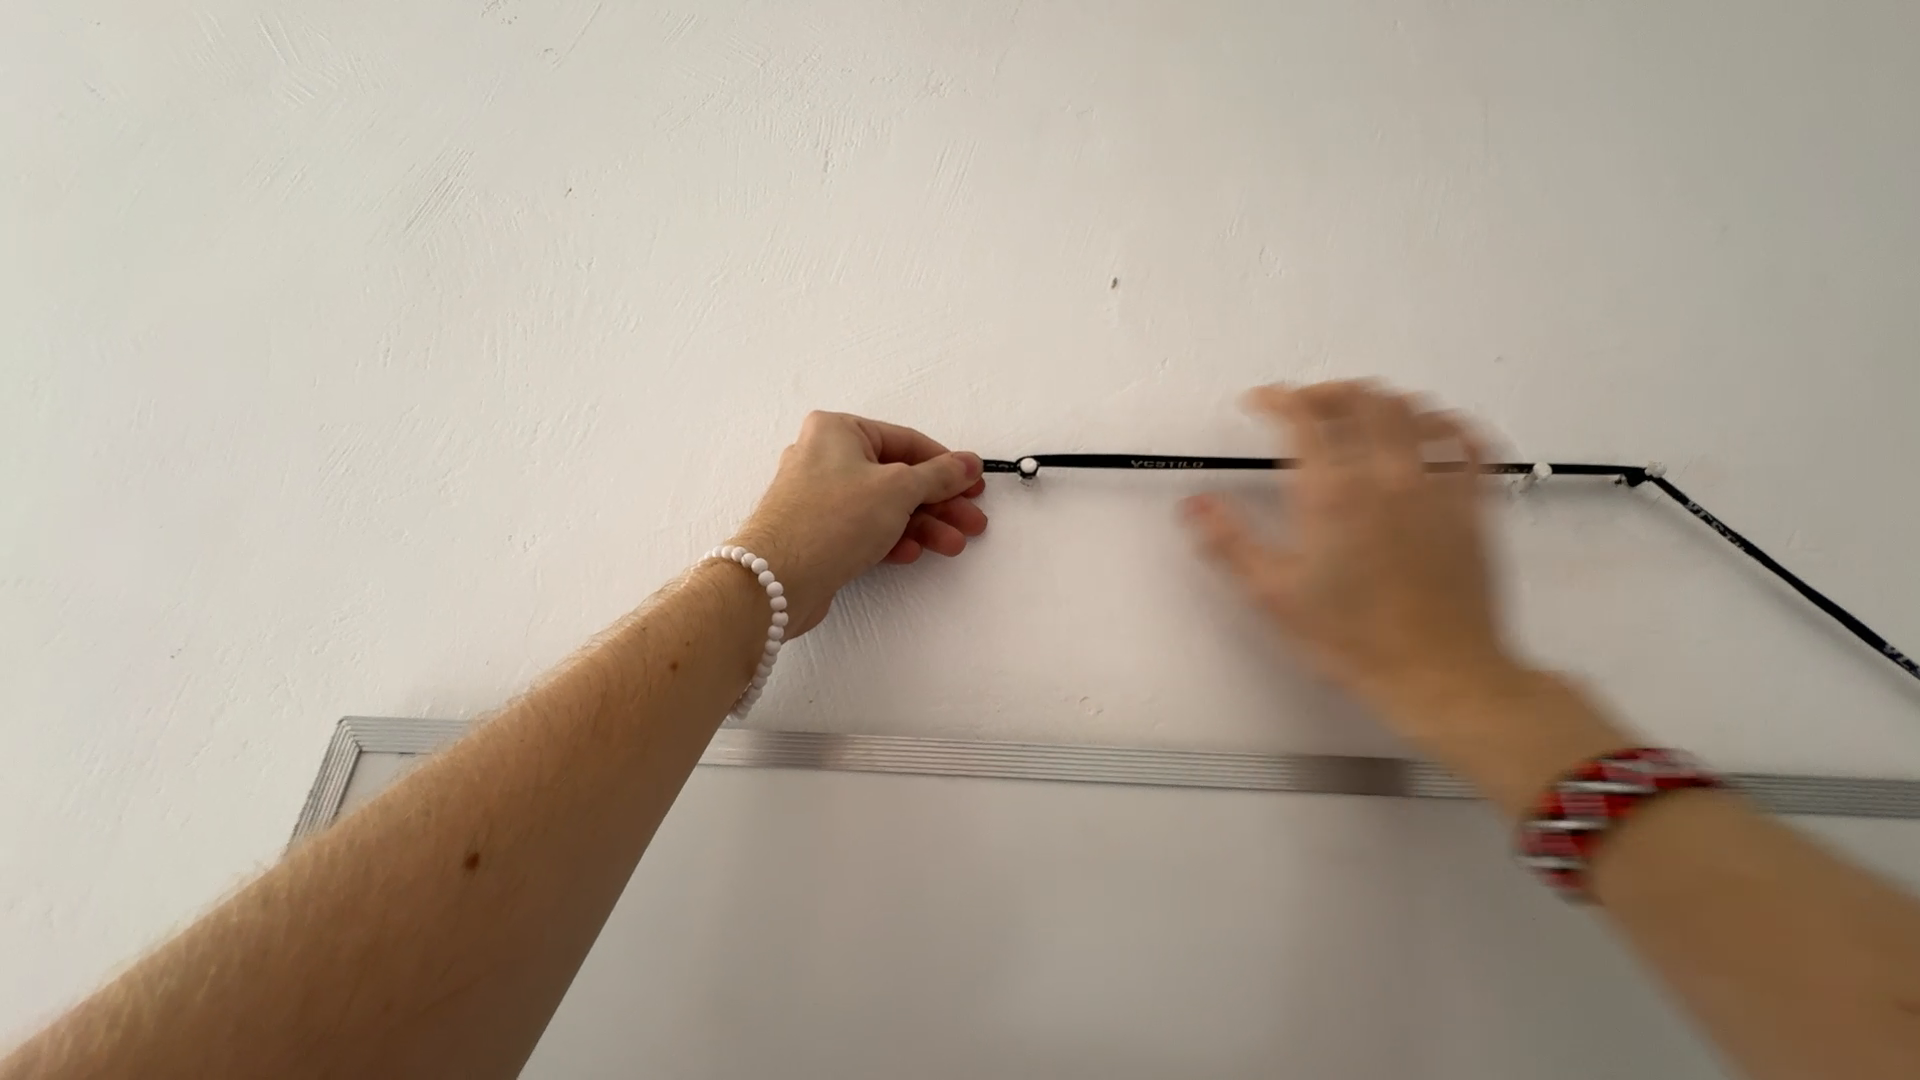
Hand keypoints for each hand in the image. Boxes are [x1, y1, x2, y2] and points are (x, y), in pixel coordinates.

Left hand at [731, 412, 986, 637]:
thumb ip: (939, 476)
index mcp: (838, 431)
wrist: (777, 579)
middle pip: (898, 477)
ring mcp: (819, 497)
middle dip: (939, 503)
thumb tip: (968, 464)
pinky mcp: (818, 532)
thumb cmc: (833, 519)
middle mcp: (825, 457)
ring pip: (884, 506)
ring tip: (952, 545)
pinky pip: (865, 529)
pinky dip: (892, 539)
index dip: (946, 465)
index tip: (974, 486)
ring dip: (922, 526)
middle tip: (971, 522)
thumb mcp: (898, 489)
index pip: (906, 441)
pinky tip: (911, 553)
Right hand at [1181, 381, 1523, 723]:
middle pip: (1360, 399)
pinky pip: (1469, 441)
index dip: (1276, 398)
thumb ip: (1229, 541)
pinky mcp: (1474, 506)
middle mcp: (1387, 478)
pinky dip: (1446, 423)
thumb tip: (1195, 506)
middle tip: (1305, 406)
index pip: (1302, 418)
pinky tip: (1431, 429)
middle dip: (1325, 392)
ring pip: (1414, 410)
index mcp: (1332, 496)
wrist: (1437, 674)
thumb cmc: (1354, 639)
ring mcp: (1438, 488)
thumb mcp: (1273, 594)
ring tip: (1358, 414)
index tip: (1261, 401)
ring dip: (1380, 401)